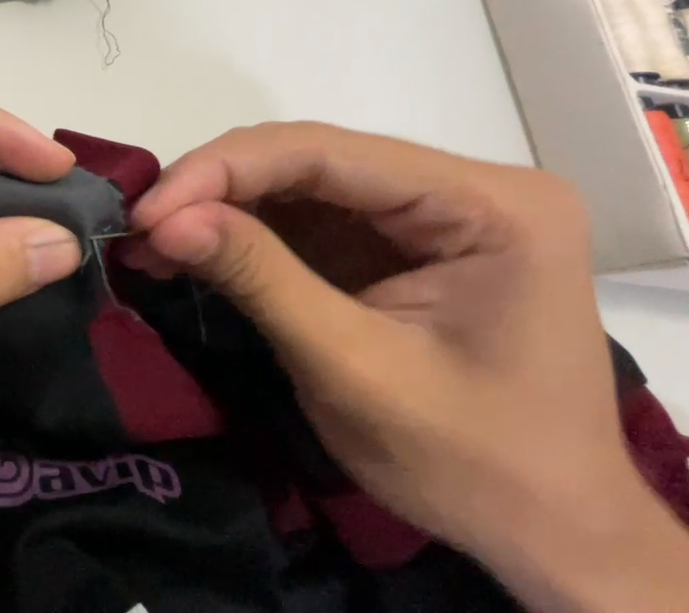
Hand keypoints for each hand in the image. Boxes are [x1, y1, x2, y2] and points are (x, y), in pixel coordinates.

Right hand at [123, 122, 688, 611]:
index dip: (222, 170)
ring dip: (217, 208)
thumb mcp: (353, 368)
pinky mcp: (395, 241)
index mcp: (489, 205)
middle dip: (215, 188)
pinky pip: (302, 216)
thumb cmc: (472, 461)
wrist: (548, 534)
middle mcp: (464, 187)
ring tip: (152, 243)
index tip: (145, 212)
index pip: (328, 152)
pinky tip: (190, 251)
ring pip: (295, 182)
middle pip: (308, 158)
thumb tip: (158, 219)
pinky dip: (239, 233)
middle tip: (140, 228)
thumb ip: (259, 278)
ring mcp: (429, 212)